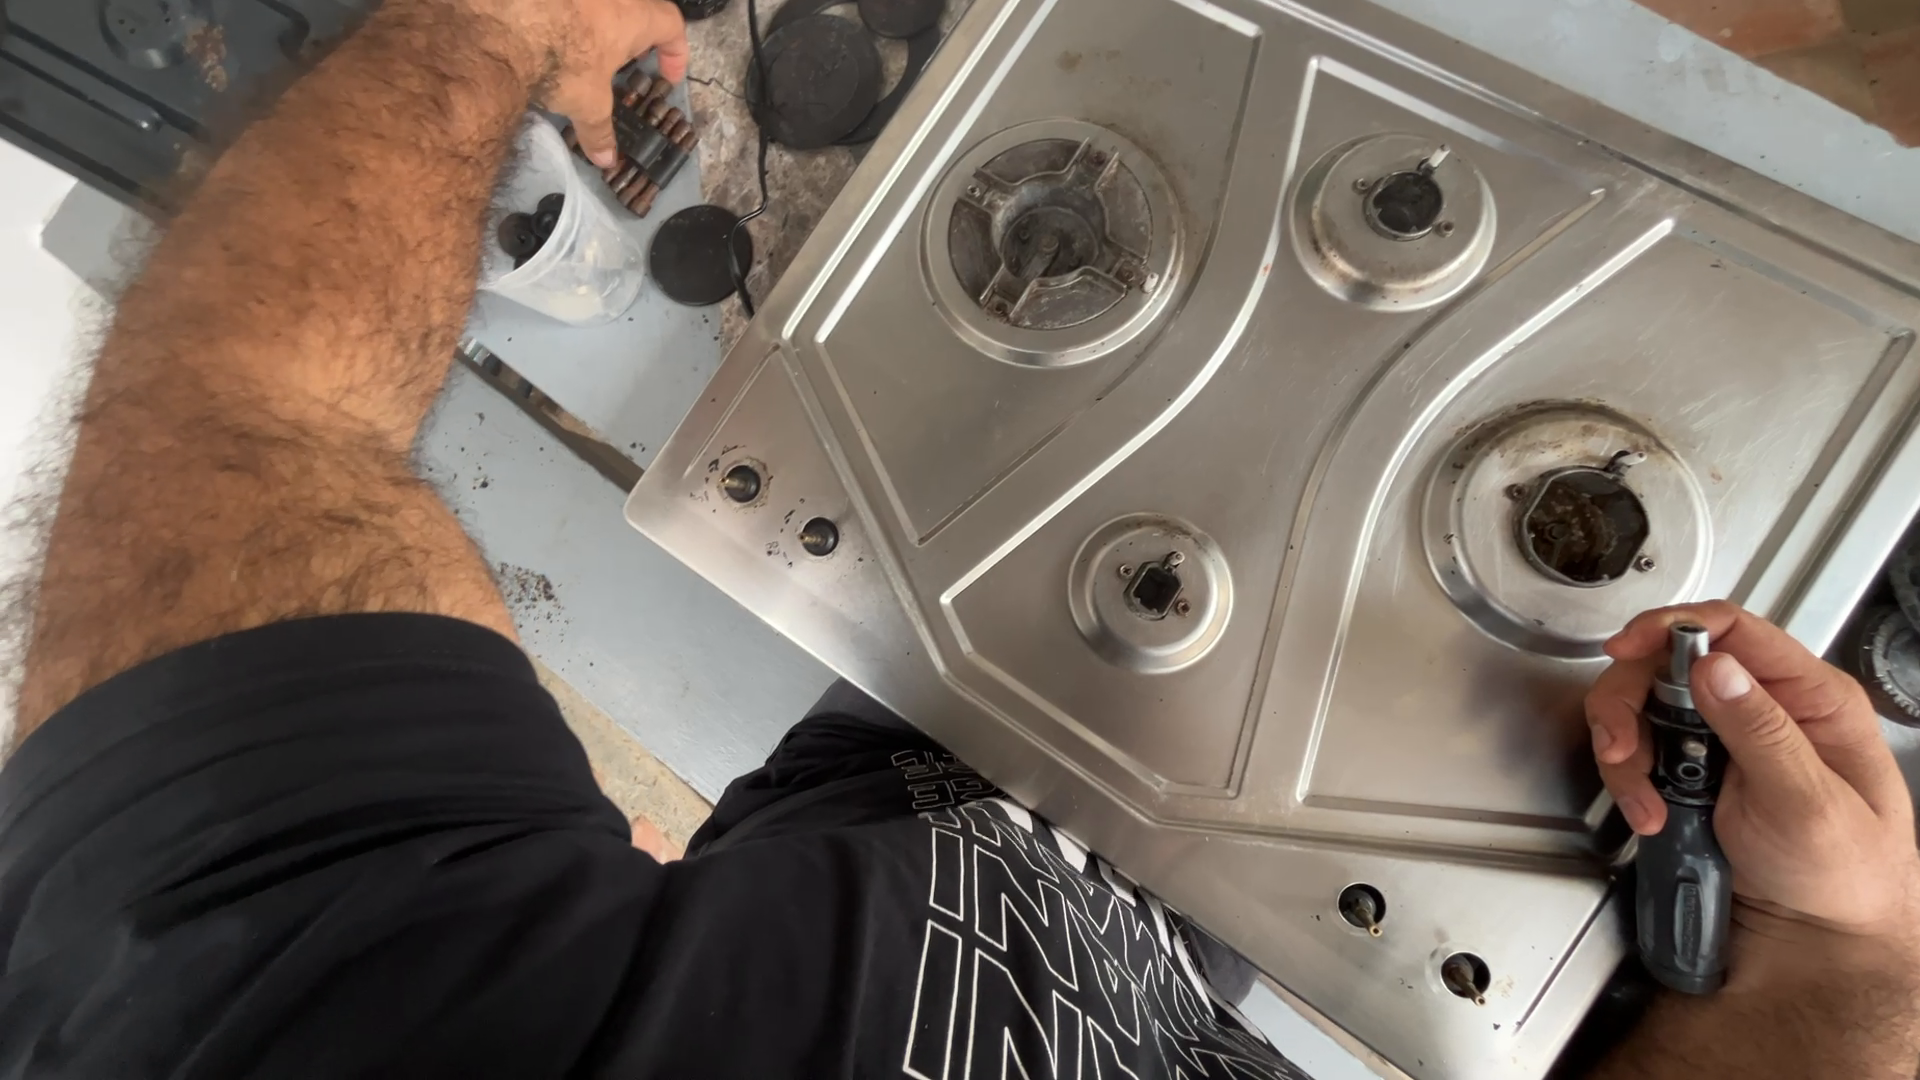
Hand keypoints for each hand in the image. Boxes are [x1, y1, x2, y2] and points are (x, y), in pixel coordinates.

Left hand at [464, 0, 690, 167]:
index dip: (675, 51)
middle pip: (633, 2)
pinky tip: (542, 28)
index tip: (666, 76)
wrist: (494, 22)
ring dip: (592, 17)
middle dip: (632, 29)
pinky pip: (555, 4)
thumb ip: (599, 131)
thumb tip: (607, 162)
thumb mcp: (586, 104)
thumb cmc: (560, 62)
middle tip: (622, 57)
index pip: (670, 23)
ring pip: (592, 0)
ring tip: (578, 43)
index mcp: (629, 15)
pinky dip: (554, 14)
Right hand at [1587, 602, 1919, 943]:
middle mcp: (1756, 702)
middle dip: (1625, 707)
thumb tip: (1716, 666)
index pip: (1732, 628)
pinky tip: (1645, 807)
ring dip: (1621, 749)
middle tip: (1620, 750)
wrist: (1813, 929)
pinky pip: (1629, 742)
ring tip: (1640, 797)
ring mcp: (1715, 728)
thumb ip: (1764, 733)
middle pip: (1659, 666)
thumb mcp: (1810, 805)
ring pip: (1634, 704)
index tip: (1623, 649)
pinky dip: (1624, 775)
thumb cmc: (1841, 874)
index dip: (1668, 627)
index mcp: (1808, 699)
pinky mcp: (1682, 753)